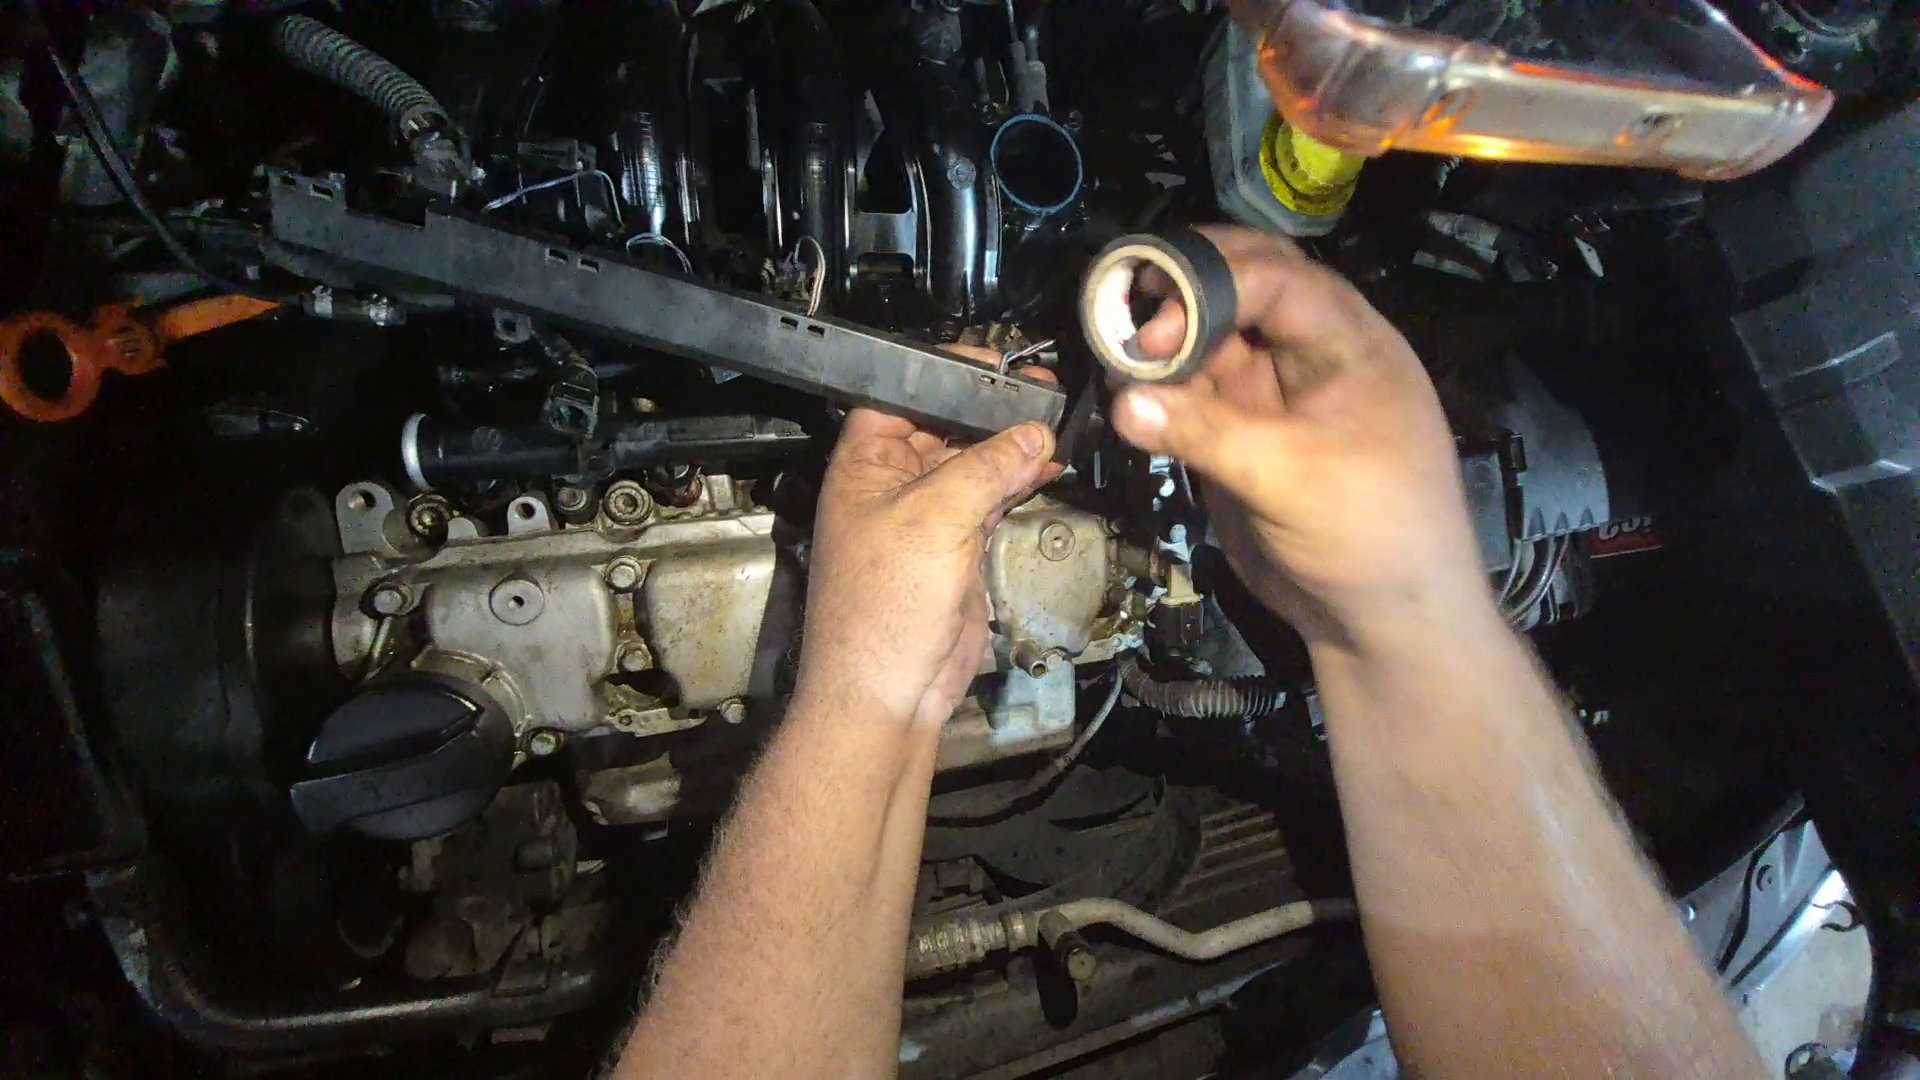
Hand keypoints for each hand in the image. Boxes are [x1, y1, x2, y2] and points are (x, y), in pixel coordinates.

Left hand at [795, 393, 1061, 728]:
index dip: (943, 378)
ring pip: (973, 464)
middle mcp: (892, 485)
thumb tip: (1029, 434)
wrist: (891, 690)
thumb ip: (984, 469)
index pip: (900, 397)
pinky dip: (1018, 482)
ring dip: (1011, 447)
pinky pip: (989, 499)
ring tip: (1053, 424)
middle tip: (1039, 394)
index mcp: (864, 467)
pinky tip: (1047, 465)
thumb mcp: (933, 521)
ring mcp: (926, 516)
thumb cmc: (884, 608)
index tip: (992, 367)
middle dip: (990, 412)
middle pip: (944, 428)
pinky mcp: (955, 545)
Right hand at [1109, 226, 1486, 648]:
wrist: (1374, 615)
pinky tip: (1128, 397)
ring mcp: (1270, 396)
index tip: (1154, 333)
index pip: (1276, 279)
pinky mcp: (1239, 435)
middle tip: (1124, 298)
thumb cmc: (1365, 532)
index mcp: (1346, 343)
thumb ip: (1206, 433)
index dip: (1210, 289)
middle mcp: (1306, 356)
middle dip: (1184, 290)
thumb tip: (1122, 400)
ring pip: (1209, 344)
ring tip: (1112, 352)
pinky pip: (1192, 397)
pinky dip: (1159, 393)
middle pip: (1242, 291)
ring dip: (1163, 345)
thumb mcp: (1291, 475)